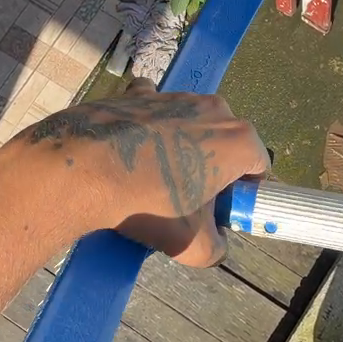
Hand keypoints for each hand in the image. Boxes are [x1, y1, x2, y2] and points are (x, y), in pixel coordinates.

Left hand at [12, 80, 269, 266]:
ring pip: (188, 123)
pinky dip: (144, 123)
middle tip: (188, 197)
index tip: (223, 209)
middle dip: (213, 165)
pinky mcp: (137, 92)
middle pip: (224, 141)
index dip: (244, 190)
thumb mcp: (193, 247)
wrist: (84, 172)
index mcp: (239, 140)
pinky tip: (128, 147)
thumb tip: (215, 246)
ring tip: (151, 177)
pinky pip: (149, 106)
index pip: (258, 165)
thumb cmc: (150, 206)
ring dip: (180, 145)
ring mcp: (174, 94)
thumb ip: (217, 249)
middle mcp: (214, 108)